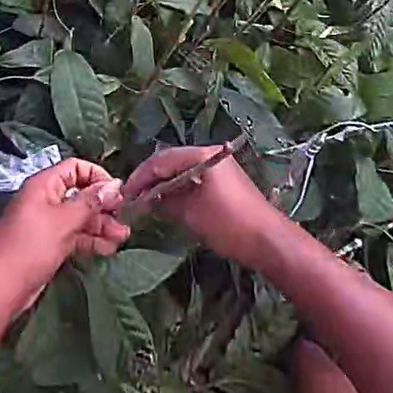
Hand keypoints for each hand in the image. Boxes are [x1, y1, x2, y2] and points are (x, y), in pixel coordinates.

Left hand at [0, 158, 129, 314]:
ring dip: (101, 226)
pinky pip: (74, 235)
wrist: (0, 292)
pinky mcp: (48, 244)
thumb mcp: (64, 221)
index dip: (97, 176)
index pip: (76, 168)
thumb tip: (115, 185)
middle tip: (124, 217)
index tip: (116, 192)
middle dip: (103, 206)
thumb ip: (91, 202)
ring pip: (79, 217)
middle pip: (80, 194)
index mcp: (44, 185)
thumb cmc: (30, 248)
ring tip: (122, 237)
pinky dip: (90, 240)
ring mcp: (46, 223)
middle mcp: (45, 200)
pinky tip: (108, 248)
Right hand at [124, 145, 287, 269]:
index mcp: (202, 154)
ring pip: (181, 169)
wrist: (268, 239)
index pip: (162, 160)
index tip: (124, 196)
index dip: (140, 177)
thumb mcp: (191, 214)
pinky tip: (166, 203)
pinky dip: (177, 189)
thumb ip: (165, 201)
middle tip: (131, 200)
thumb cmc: (228, 224)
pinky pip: (193, 177)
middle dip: (150, 179)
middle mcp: (210, 153)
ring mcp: (218, 165)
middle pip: (171, 161)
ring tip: (144, 203)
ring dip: (163, 185)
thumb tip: (144, 199)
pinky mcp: (223, 179)